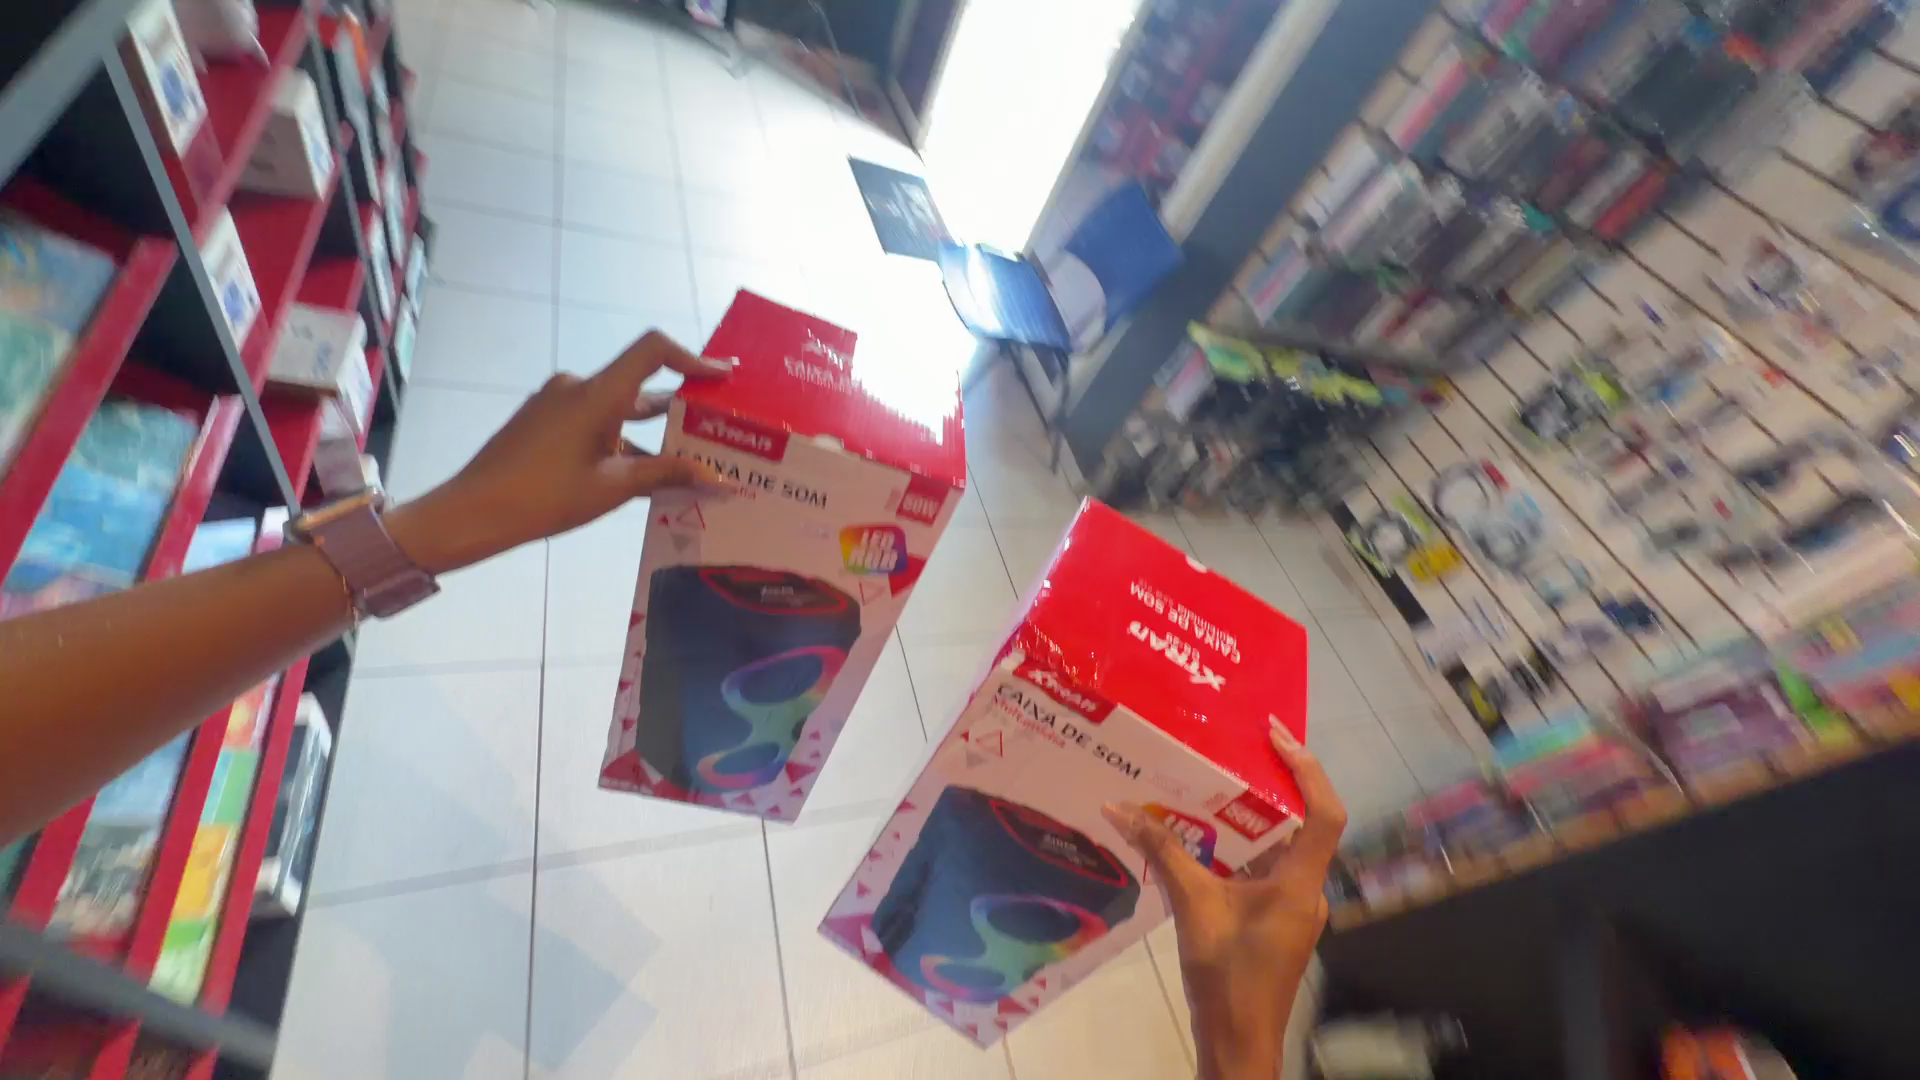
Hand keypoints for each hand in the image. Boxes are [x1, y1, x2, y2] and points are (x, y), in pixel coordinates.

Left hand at [388, 333, 732, 573]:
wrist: (472, 512)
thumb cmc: (546, 496)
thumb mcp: (615, 486)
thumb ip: (667, 474)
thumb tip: (716, 477)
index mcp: (597, 394)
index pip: (652, 350)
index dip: (691, 358)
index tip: (720, 377)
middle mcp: (579, 387)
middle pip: (640, 384)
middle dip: (679, 408)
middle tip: (714, 428)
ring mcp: (558, 403)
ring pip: (619, 408)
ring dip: (652, 431)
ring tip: (687, 460)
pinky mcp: (546, 421)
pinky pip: (596, 421)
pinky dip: (624, 439)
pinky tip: (642, 471)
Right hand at [1102, 721, 1345, 1079]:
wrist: (1237, 1043)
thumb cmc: (1225, 973)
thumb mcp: (1190, 903)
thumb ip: (1160, 849)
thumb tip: (1117, 805)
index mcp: (1299, 883)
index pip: (1324, 814)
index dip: (1307, 769)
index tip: (1274, 735)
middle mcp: (1306, 889)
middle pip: (1304, 822)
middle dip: (1275, 781)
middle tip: (1238, 747)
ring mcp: (1293, 906)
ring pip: (1282, 845)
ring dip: (1254, 814)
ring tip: (1216, 781)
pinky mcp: (1276, 918)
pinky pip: (1265, 866)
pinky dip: (1241, 843)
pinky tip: (1205, 834)